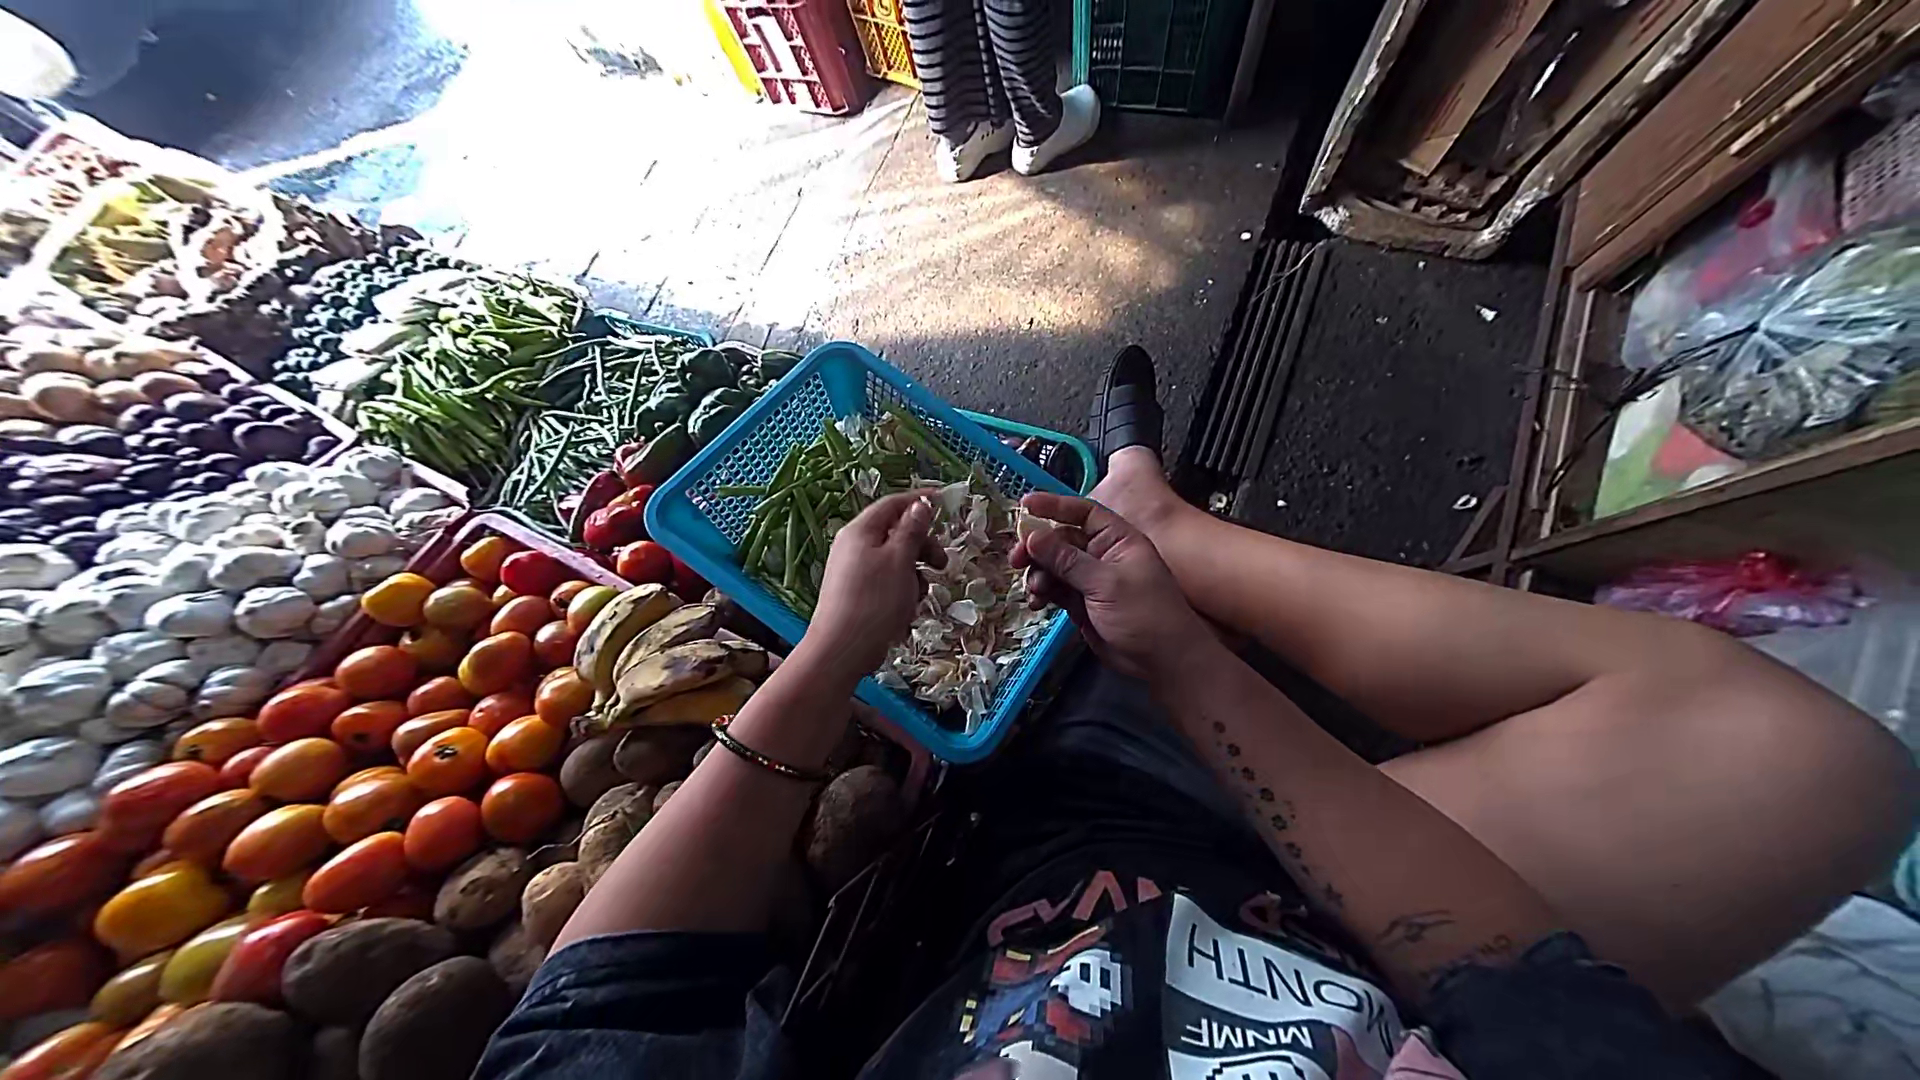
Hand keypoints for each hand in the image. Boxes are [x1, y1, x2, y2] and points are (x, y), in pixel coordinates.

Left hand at [801, 491, 945, 683]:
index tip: (944, 502)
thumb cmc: (874, 601)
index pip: (893, 504)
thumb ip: (912, 530)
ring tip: (918, 597)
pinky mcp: (856, 594)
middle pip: (896, 534)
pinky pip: (885, 583)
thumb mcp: (900, 560)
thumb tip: (920, 505)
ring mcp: (853, 571)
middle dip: (922, 547)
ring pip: (894, 562)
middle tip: (942, 565)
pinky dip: (900, 592)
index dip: (919, 501)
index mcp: (861, 531)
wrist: (841, 650)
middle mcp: (854, 546)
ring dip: (914, 575)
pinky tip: (904, 612)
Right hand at [1012, 492, 1211, 682]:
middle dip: (1037, 547)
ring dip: (1038, 573)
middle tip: (1016, 559)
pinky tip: (1037, 603)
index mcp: (1117, 539)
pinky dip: (1042, 592)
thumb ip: (1067, 560)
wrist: (1162, 661)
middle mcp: (1102, 554)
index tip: (1025, 505)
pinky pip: (1054, 588)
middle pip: (1061, 539)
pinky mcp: (1081, 601)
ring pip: (1053, 565)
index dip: (1054, 505)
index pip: (1083, 512)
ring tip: (1035, 590)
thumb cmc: (1145, 614)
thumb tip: (1033, 536)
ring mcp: (1091, 579)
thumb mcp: (1106, 583)